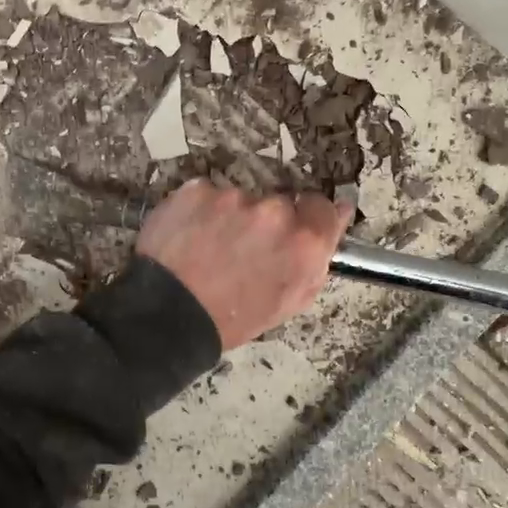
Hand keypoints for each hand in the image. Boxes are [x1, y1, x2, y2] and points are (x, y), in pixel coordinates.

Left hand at [135, 180, 352, 349]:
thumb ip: (316, 257)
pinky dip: (199, 210)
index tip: (292, 227)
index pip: (321, 206)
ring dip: (230, 216)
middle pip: (278, 203)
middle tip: (241, 248)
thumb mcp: (290, 300)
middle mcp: (274, 212)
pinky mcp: (197, 190)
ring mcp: (233, 197)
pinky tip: (188, 235)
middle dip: (265, 221)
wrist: (169, 312)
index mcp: (305, 243)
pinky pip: (206, 195)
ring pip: (239, 199)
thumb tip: (338, 213)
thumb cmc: (232, 317)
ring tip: (208, 247)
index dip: (306, 217)